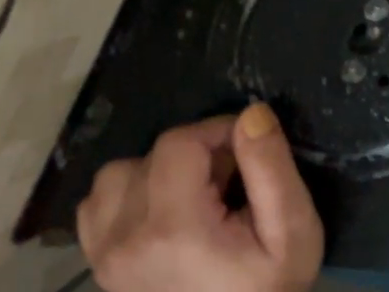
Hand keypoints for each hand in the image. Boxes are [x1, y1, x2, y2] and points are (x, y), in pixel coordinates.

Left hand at [78, 103, 323, 291]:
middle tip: (233, 176)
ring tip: (198, 190)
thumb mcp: (291, 223)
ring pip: (113, 179)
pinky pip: (97, 209)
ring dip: (157, 170)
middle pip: (146, 156)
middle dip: (196, 150)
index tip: (253, 147)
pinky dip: (130, 195)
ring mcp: (104, 257)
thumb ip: (270, 166)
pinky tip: (168, 209)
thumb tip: (251, 113)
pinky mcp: (101, 267)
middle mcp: (125, 240)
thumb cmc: (271, 283)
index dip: (220, 129)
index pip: (178, 143)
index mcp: (174, 227)